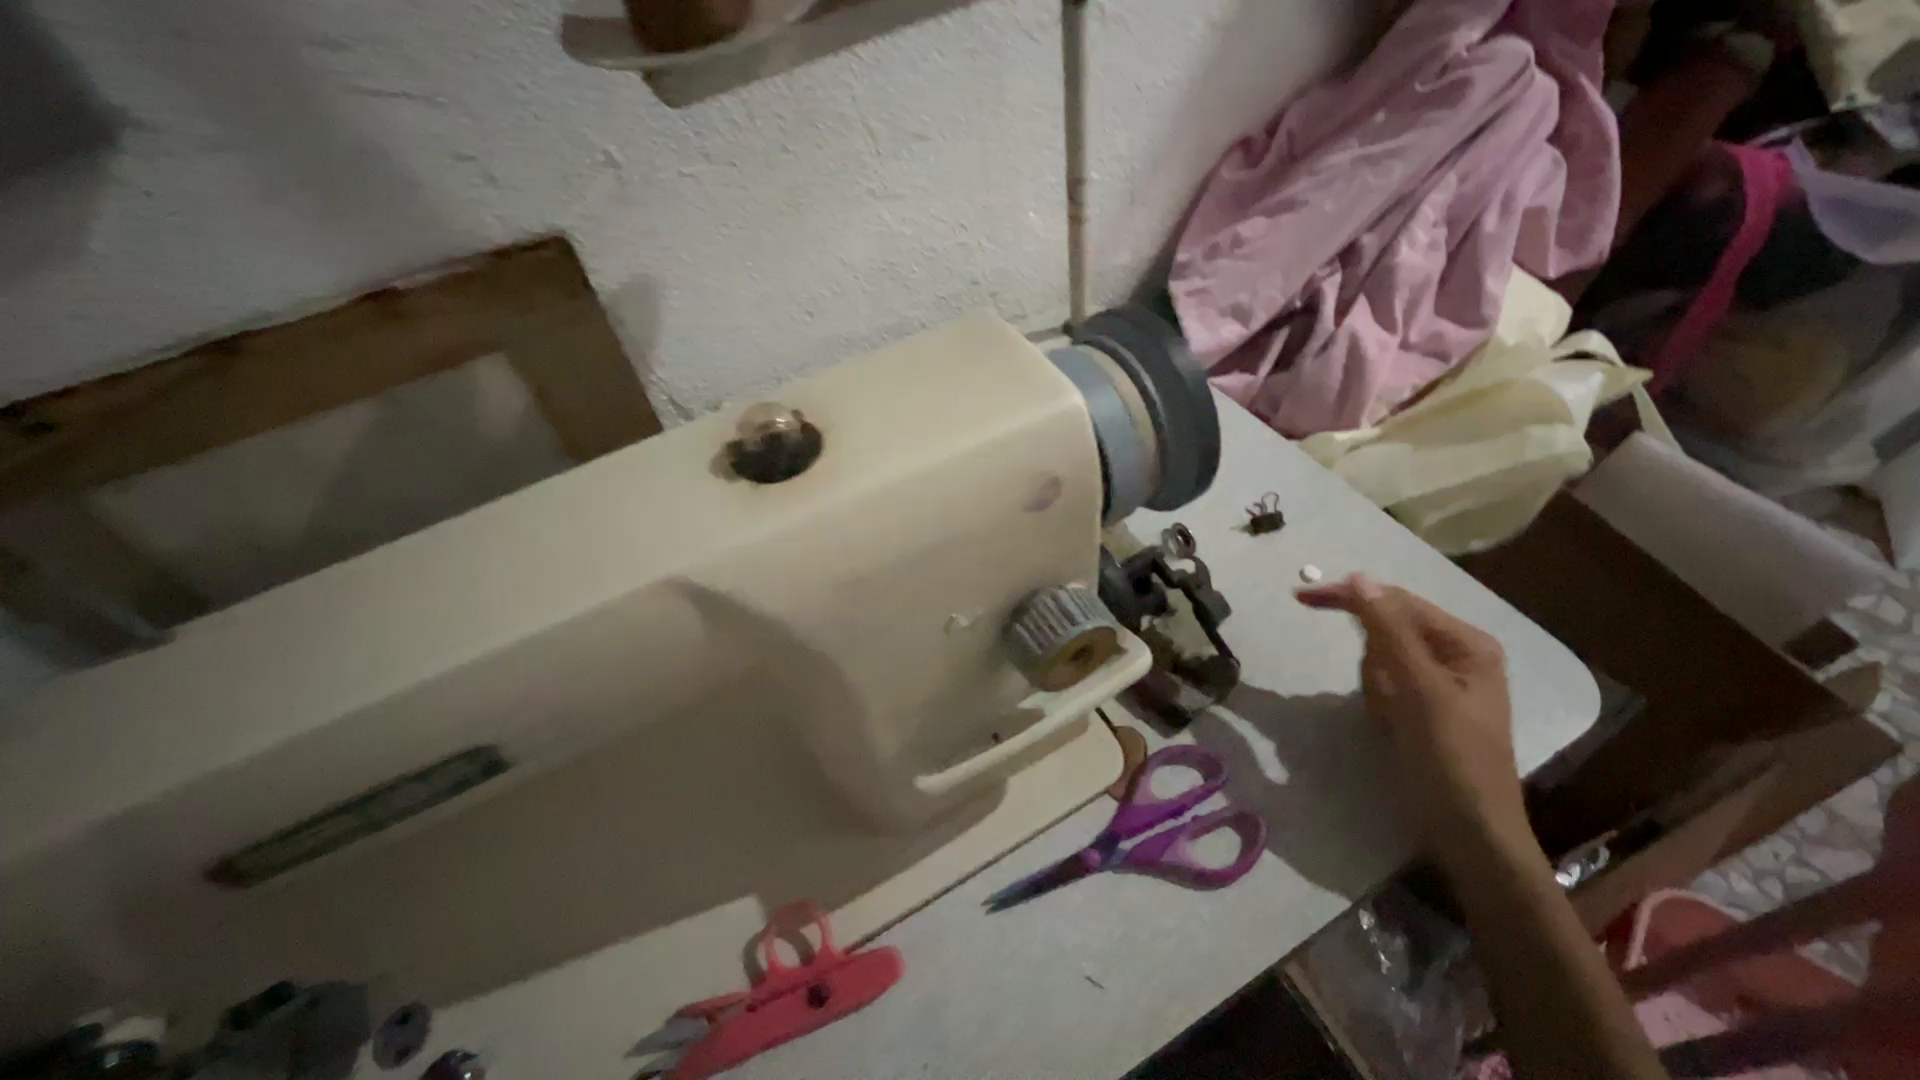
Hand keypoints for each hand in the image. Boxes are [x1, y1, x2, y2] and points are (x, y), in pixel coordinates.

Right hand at [1296, 574, 1534, 863]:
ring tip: (1393, 722)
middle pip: (1387, 632)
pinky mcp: (1424, 709)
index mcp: (1466, 643)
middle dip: (1373, 663)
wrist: (1469, 835)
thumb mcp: (1419, 691)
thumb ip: (1388, 631)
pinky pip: (1386, 688)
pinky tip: (1393, 731)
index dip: (1350, 598)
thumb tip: (1360, 577)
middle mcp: (1456, 655)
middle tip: (1386, 702)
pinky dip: (1379, 704)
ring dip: (1375, 687)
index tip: (1300, 598)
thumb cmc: (1450, 760)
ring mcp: (1440, 684)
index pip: (1396, 601)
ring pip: (1380, 661)